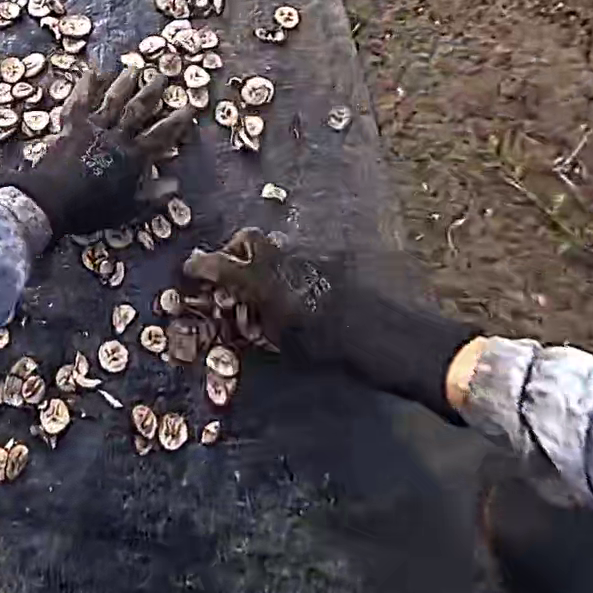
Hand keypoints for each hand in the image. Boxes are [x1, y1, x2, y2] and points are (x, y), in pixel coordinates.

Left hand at [12, 65, 195, 237]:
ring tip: (133, 67)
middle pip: (138, 110)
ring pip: (112, 99)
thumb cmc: (92, 209)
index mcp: (134, 157)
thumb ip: (153, 196)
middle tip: (162, 76)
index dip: (177, 121)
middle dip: (152, 92)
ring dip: (124, 82)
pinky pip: (80, 100)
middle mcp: (116, 136)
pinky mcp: (71, 125)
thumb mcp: (129, 209)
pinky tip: (90, 71)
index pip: (162, 135)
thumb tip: (176, 184)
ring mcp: (93, 127)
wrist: (54, 200)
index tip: (189, 105)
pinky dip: (85, 85)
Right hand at [183, 228, 479, 422]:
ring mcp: (309, 257)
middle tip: (230, 277)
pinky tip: (294, 295)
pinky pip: (295, 258)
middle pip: (246, 240)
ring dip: (259, 262)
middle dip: (232, 253)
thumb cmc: (343, 352)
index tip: (189, 271)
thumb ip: (260, 323)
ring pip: (272, 248)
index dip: (200, 266)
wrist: (404, 342)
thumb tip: (242, 315)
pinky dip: (284, 271)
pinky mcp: (330, 262)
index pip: (221, 265)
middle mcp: (284, 261)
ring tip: (261, 291)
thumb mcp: (291, 345)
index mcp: (267, 281)